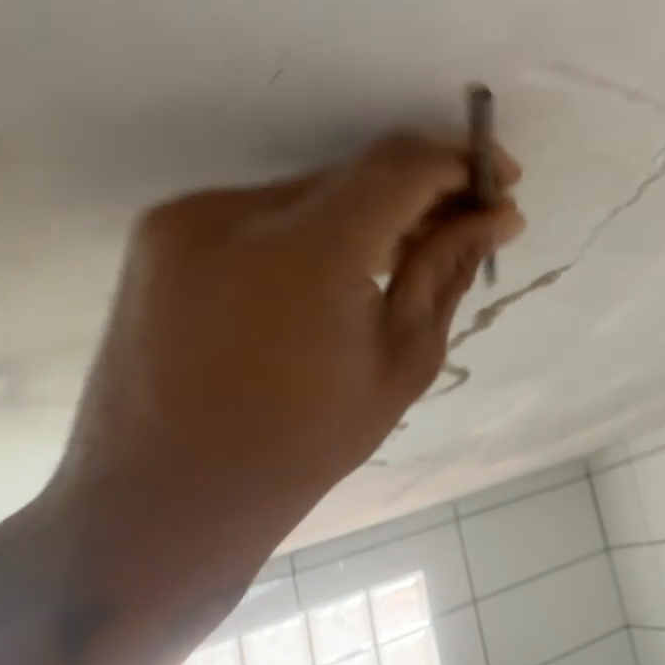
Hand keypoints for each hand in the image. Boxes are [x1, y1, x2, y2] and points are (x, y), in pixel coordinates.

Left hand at [53, 133, 523, 545]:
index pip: (401, 168)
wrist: (160, 501)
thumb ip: (448, 269)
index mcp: (303, 253)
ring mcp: (187, 219)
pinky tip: (343, 269)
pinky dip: (319, 226)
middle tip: (470, 223)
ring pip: (314, 190)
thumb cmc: (301, 445)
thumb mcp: (403, 359)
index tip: (503, 182)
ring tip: (411, 252)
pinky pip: (267, 210)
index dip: (461, 163)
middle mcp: (234, 214)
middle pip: (357, 174)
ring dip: (371, 210)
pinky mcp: (163, 234)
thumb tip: (499, 216)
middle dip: (423, 191)